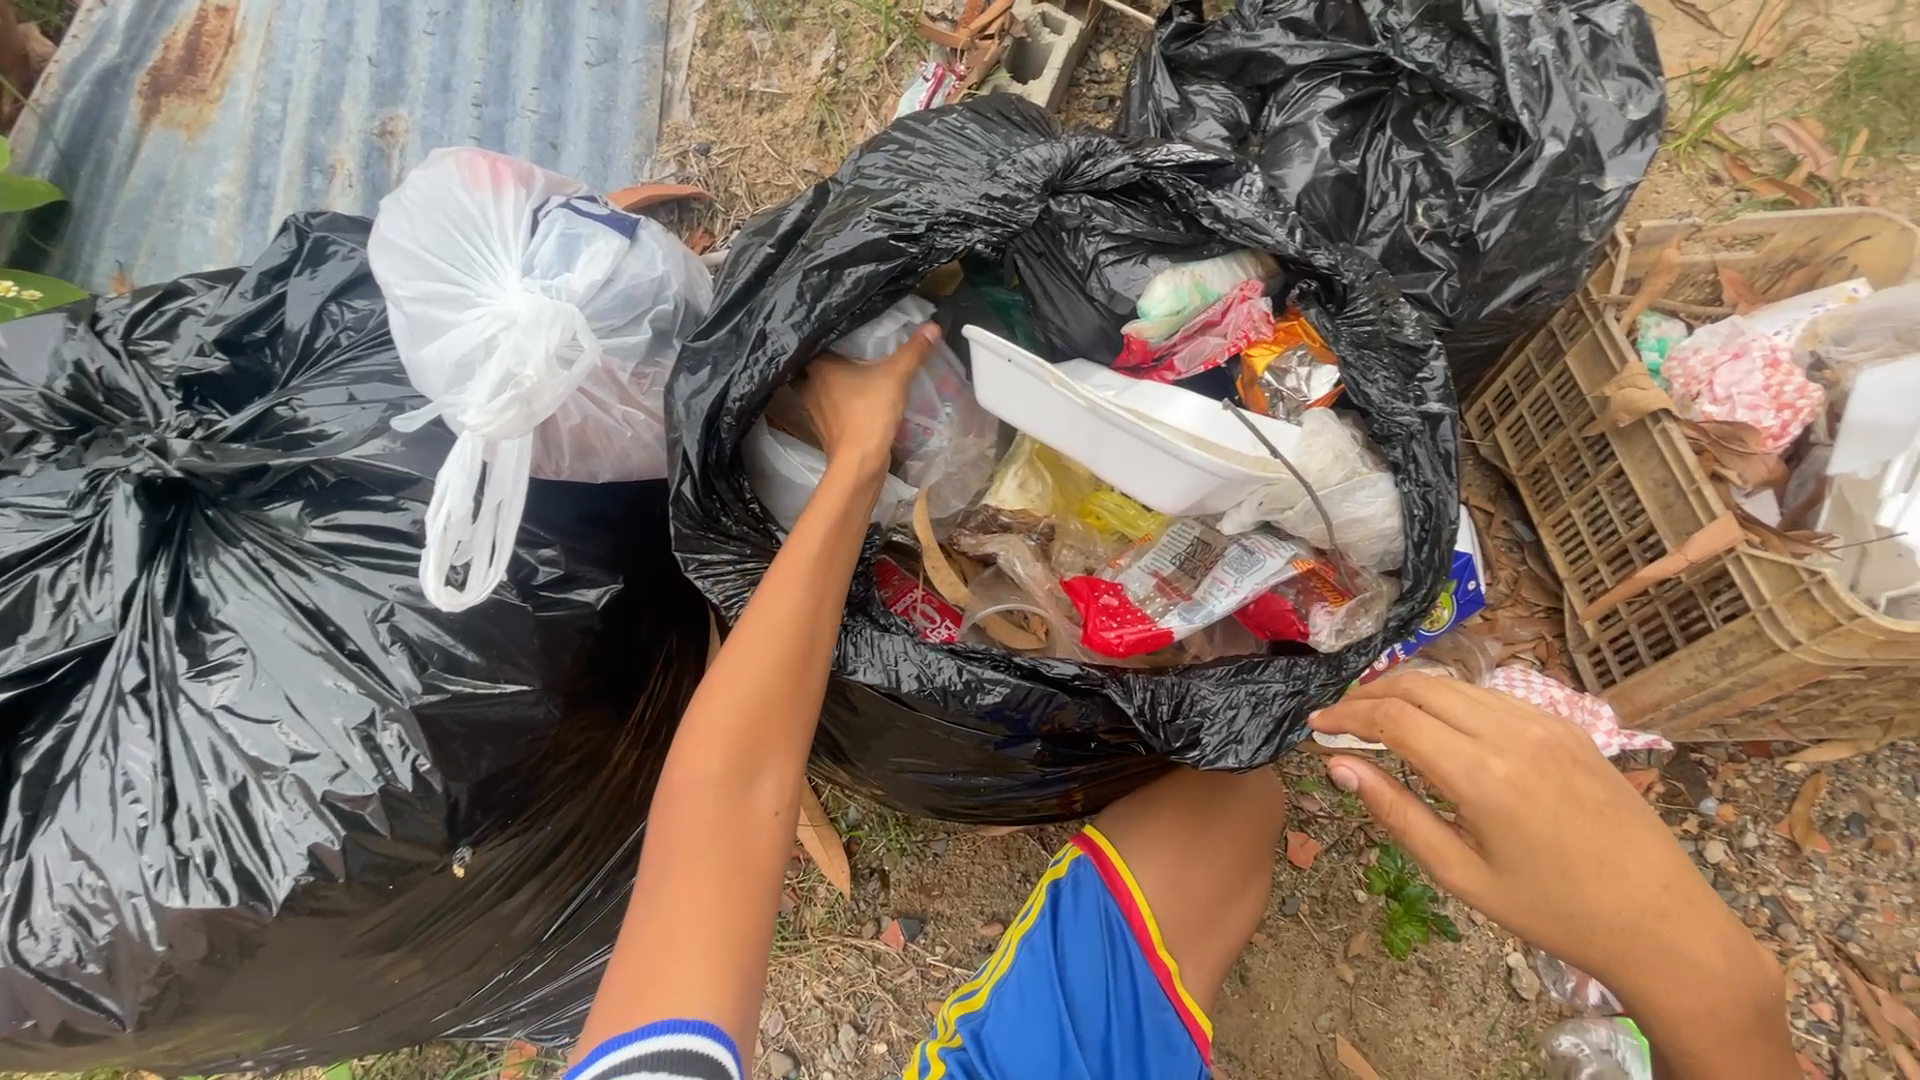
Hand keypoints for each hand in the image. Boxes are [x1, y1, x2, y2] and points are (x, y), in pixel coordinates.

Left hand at [794, 323, 939, 476]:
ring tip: (852, 371)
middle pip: (817, 363)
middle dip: (831, 358)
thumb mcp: (895, 376)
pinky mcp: (823, 428)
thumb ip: (913, 351)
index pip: (819, 339)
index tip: (847, 327)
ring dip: (833, 382)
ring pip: (821, 386)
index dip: (832, 333)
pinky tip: (853, 399)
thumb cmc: (869, 413)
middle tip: (850, 349)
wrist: (859, 462)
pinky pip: (829, 406)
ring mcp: (813, 408)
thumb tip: (932, 326)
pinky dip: (839, 402)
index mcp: (818, 365)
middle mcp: (808, 384)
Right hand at [1311, 676, 1793, 1078]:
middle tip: (1339, 721)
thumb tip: (1338, 766)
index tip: (1316, 727)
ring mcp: (1546, 724)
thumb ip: (1394, 812)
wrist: (1668, 925)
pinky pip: (1488, 695)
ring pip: (1451, 684)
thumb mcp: (1461, 874)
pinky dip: (1447, 699)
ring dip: (1404, 693)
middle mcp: (1513, 734)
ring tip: (1378, 720)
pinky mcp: (1567, 727)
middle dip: (1367, 696)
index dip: (1345, 716)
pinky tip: (1437, 727)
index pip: (1392, 718)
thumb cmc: (1554, 911)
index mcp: (1484, 776)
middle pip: (1416, 687)